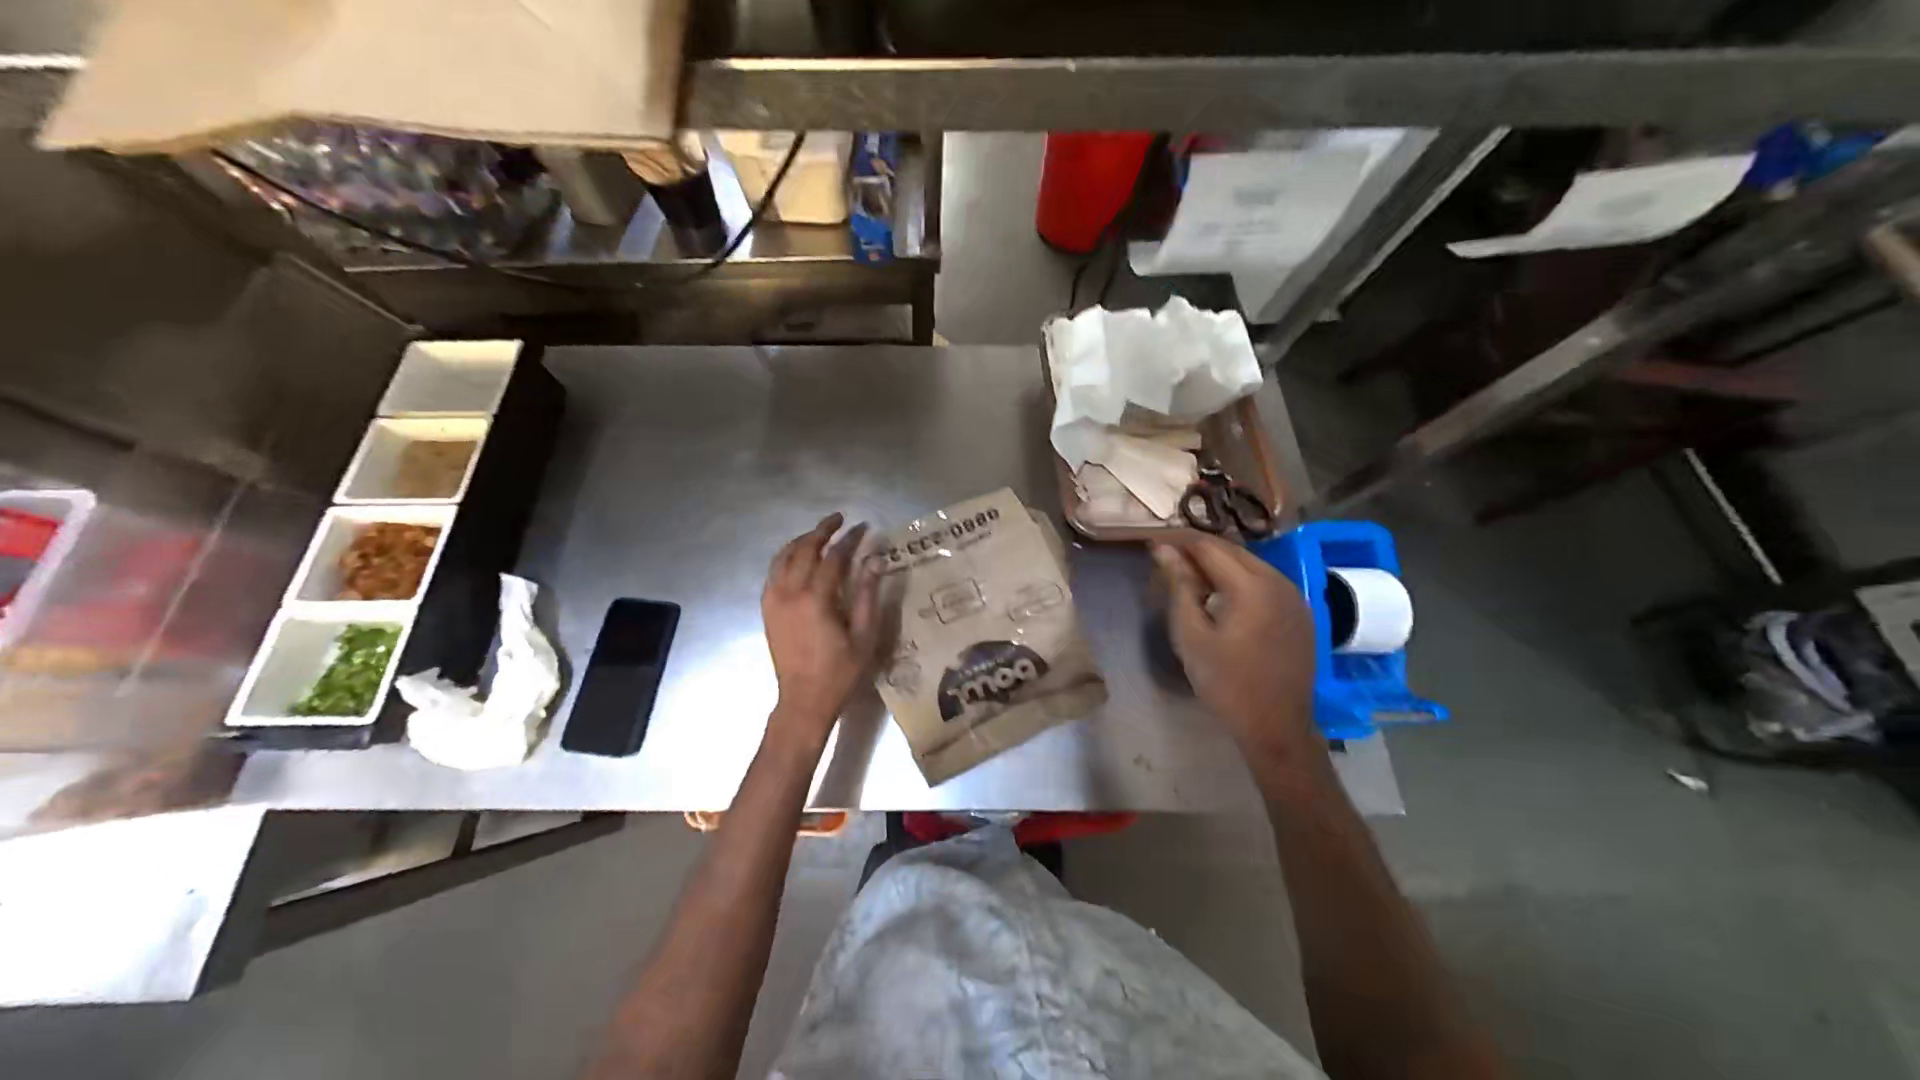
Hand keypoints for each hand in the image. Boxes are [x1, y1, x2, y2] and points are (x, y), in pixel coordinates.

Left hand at [762, 513, 882, 734]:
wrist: (803, 701)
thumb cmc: (840, 672)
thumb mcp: (864, 635)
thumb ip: (868, 594)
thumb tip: (875, 559)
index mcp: (816, 599)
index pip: (834, 556)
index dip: (850, 539)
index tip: (863, 527)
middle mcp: (790, 592)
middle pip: (804, 549)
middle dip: (822, 531)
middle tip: (839, 520)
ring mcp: (774, 600)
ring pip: (783, 556)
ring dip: (802, 540)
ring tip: (819, 533)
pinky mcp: (767, 609)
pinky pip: (773, 572)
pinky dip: (786, 557)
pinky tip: (798, 558)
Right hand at [1153, 534, 1317, 759]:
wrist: (1276, 725)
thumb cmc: (1225, 682)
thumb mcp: (1191, 635)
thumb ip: (1179, 587)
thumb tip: (1163, 550)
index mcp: (1251, 585)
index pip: (1207, 546)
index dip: (1177, 541)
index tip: (1151, 544)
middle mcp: (1278, 580)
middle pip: (1231, 550)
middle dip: (1197, 549)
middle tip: (1165, 556)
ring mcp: (1294, 595)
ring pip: (1250, 564)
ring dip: (1218, 563)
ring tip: (1188, 575)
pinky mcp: (1300, 611)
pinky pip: (1265, 581)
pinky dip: (1239, 579)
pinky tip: (1221, 595)